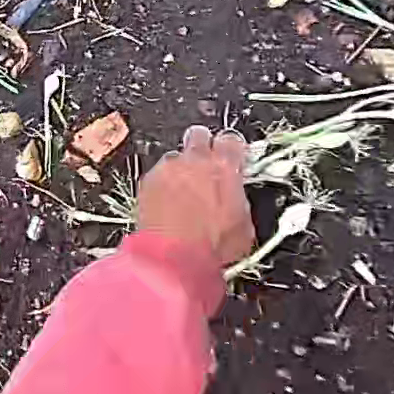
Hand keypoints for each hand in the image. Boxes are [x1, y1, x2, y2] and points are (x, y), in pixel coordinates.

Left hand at [138, 126, 254, 268]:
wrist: (173, 258)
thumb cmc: (211, 246)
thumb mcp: (244, 226)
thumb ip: (239, 201)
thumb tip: (236, 199)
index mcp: (225, 167)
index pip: (231, 140)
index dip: (231, 149)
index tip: (230, 158)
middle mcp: (196, 160)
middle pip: (199, 135)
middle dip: (201, 147)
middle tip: (203, 168)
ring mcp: (170, 167)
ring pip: (176, 156)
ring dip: (180, 170)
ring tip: (182, 195)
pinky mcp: (149, 179)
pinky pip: (158, 174)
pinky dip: (161, 185)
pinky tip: (165, 205)